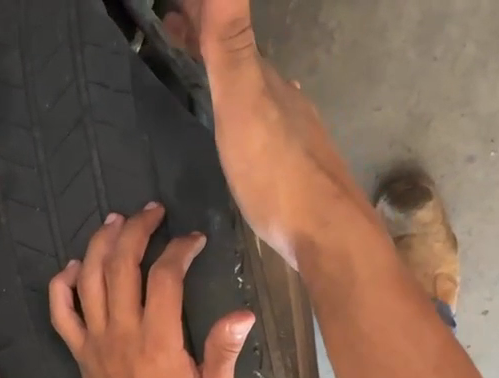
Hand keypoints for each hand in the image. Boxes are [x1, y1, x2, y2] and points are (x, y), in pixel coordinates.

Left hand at [49, 202, 255, 377]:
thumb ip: (224, 349)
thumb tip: (243, 314)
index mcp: (159, 339)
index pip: (165, 277)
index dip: (179, 249)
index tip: (193, 240)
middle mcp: (123, 331)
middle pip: (122, 265)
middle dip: (137, 230)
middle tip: (151, 212)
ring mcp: (96, 340)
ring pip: (89, 279)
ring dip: (100, 244)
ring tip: (115, 222)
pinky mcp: (80, 352)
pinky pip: (61, 313)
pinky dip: (63, 285)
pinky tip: (74, 267)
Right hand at [166, 0, 375, 269]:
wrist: (327, 235)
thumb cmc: (277, 175)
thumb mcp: (243, 104)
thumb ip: (229, 42)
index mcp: (264, 81)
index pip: (226, 31)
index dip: (199, 14)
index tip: (171, 9)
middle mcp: (283, 100)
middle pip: (242, 58)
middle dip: (209, 39)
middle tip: (179, 31)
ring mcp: (295, 134)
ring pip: (257, 90)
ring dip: (229, 75)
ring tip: (205, 72)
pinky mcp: (299, 169)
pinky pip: (268, 123)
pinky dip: (248, 108)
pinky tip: (248, 126)